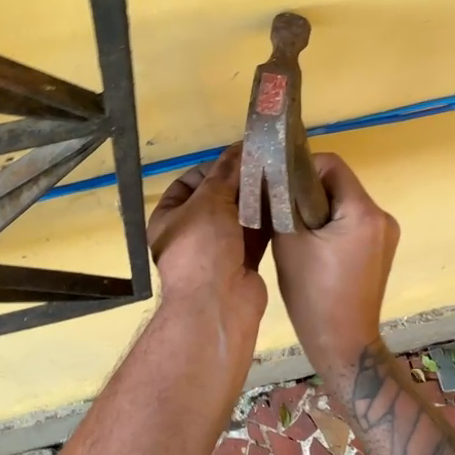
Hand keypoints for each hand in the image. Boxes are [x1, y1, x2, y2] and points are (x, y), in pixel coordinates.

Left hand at [147, 144, 268, 333]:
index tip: (239, 157)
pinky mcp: (242, 261)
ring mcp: (217, 249)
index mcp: (170, 217)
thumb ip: (226, 173)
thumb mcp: (209, 201)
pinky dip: (267, 220)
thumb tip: (241, 147)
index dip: (213, 167)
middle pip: (218, 198)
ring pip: (238, 215)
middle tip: (266, 164)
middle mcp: (191, 231)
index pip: (190, 182)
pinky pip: (254, 234)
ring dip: (256, 199)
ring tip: (279, 177)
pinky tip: (284, 201)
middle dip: (240, 182)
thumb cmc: (202, 248)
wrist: (218, 306)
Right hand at [270, 153, 399, 372]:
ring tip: (296, 232)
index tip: (281, 189)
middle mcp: (382, 216)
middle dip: (308, 191)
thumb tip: (271, 177)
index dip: (301, 169)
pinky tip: (314, 246)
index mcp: (363, 211)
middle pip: (338, 182)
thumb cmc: (313, 293)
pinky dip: (332, 224)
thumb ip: (282, 201)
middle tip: (283, 211)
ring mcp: (386, 234)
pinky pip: (352, 221)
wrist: (343, 345)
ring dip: (319, 209)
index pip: (330, 164)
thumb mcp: (288, 241)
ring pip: (343, 201)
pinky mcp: (382, 249)